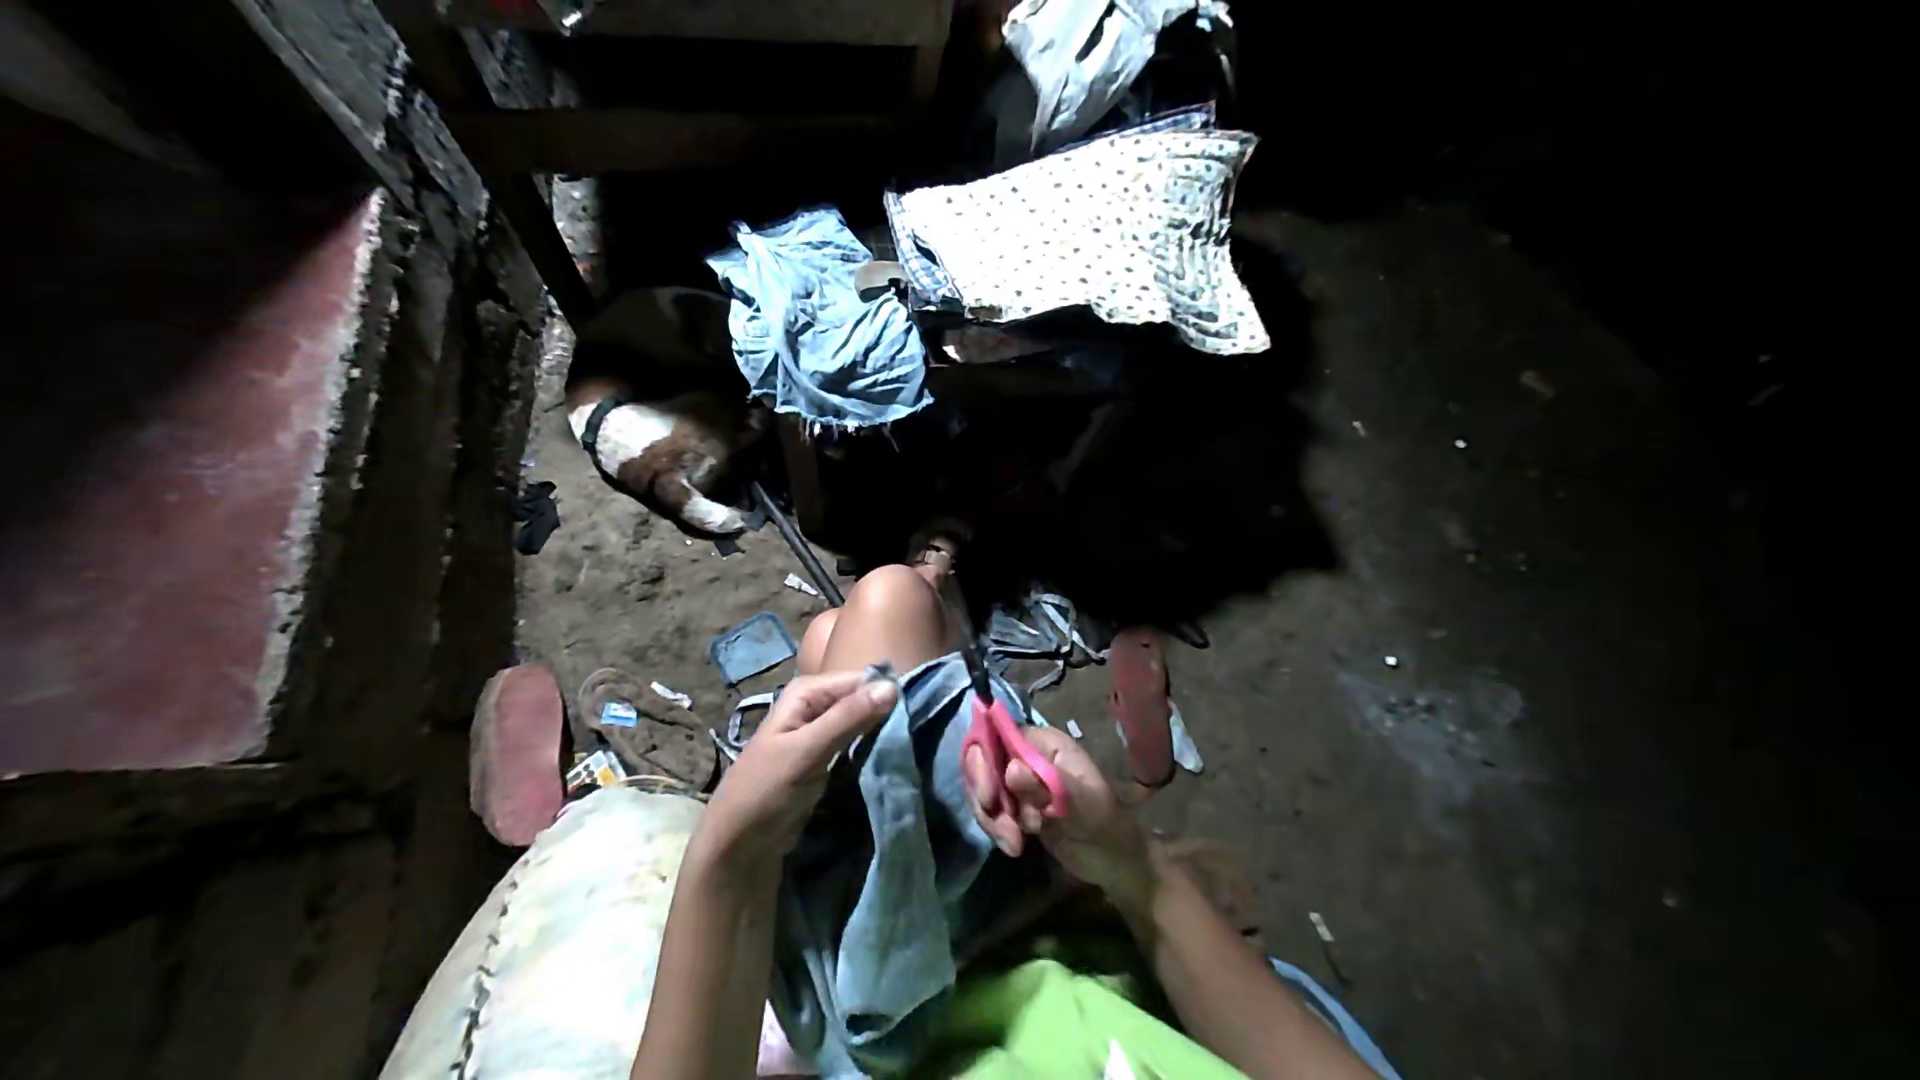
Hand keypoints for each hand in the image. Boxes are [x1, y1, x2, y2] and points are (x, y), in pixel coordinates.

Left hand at [690, 670, 897, 875]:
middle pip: (864, 698)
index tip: (916, 713)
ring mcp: (822, 730)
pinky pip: (859, 742)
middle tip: (916, 733)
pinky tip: (891, 757)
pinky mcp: (828, 755)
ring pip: (864, 721)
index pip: (862, 680)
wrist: (741, 843)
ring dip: (883, 732)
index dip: (888, 694)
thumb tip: (893, 686)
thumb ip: (848, 718)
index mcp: (807, 692)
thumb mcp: (807, 751)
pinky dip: (873, 748)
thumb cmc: (766, 790)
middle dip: (887, 713)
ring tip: (910, 744)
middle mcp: (816, 704)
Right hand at [964, 726, 1153, 904]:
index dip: (984, 760)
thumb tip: (1011, 769)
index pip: (998, 734)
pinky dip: (996, 828)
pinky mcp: (1015, 805)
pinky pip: (990, 809)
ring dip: (992, 817)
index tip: (988, 796)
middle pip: (983, 760)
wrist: (1113, 861)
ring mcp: (1019, 780)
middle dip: (986, 794)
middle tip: (1001, 823)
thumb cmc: (1105, 822)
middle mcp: (1027, 754)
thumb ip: (1047, 785)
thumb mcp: (1082, 803)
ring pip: (984, 787)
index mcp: (1044, 742)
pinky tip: (1015, 847)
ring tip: (1014, 843)